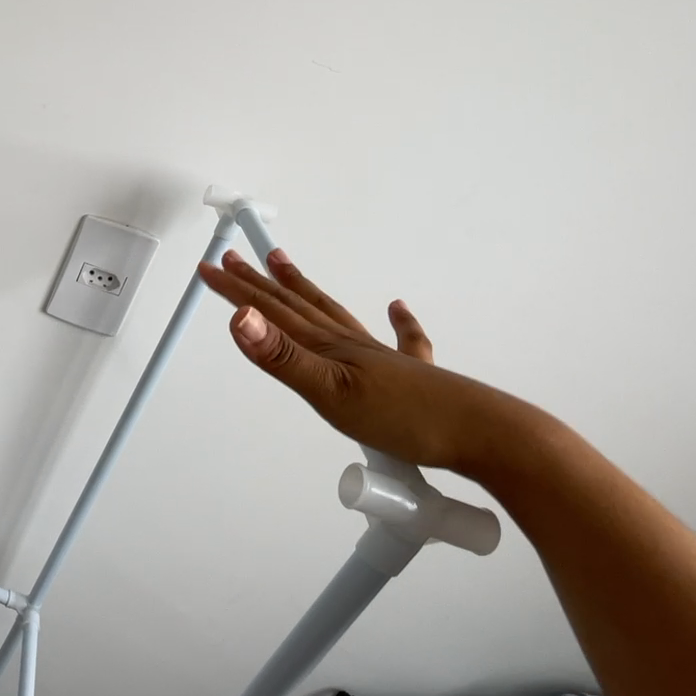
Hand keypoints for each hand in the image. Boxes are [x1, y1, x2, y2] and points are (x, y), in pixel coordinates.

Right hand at [196, 247, 541, 477]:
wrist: (488, 437)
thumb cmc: (407, 420)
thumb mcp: (330, 393)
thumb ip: (282, 357)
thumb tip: (238, 319)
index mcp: (327, 347)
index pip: (270, 311)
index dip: (235, 290)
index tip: (208, 268)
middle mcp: (350, 343)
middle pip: (296, 304)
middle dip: (259, 282)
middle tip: (234, 258)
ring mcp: (382, 357)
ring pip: (333, 314)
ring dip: (304, 289)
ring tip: (284, 266)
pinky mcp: (413, 376)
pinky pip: (403, 341)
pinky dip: (398, 322)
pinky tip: (397, 309)